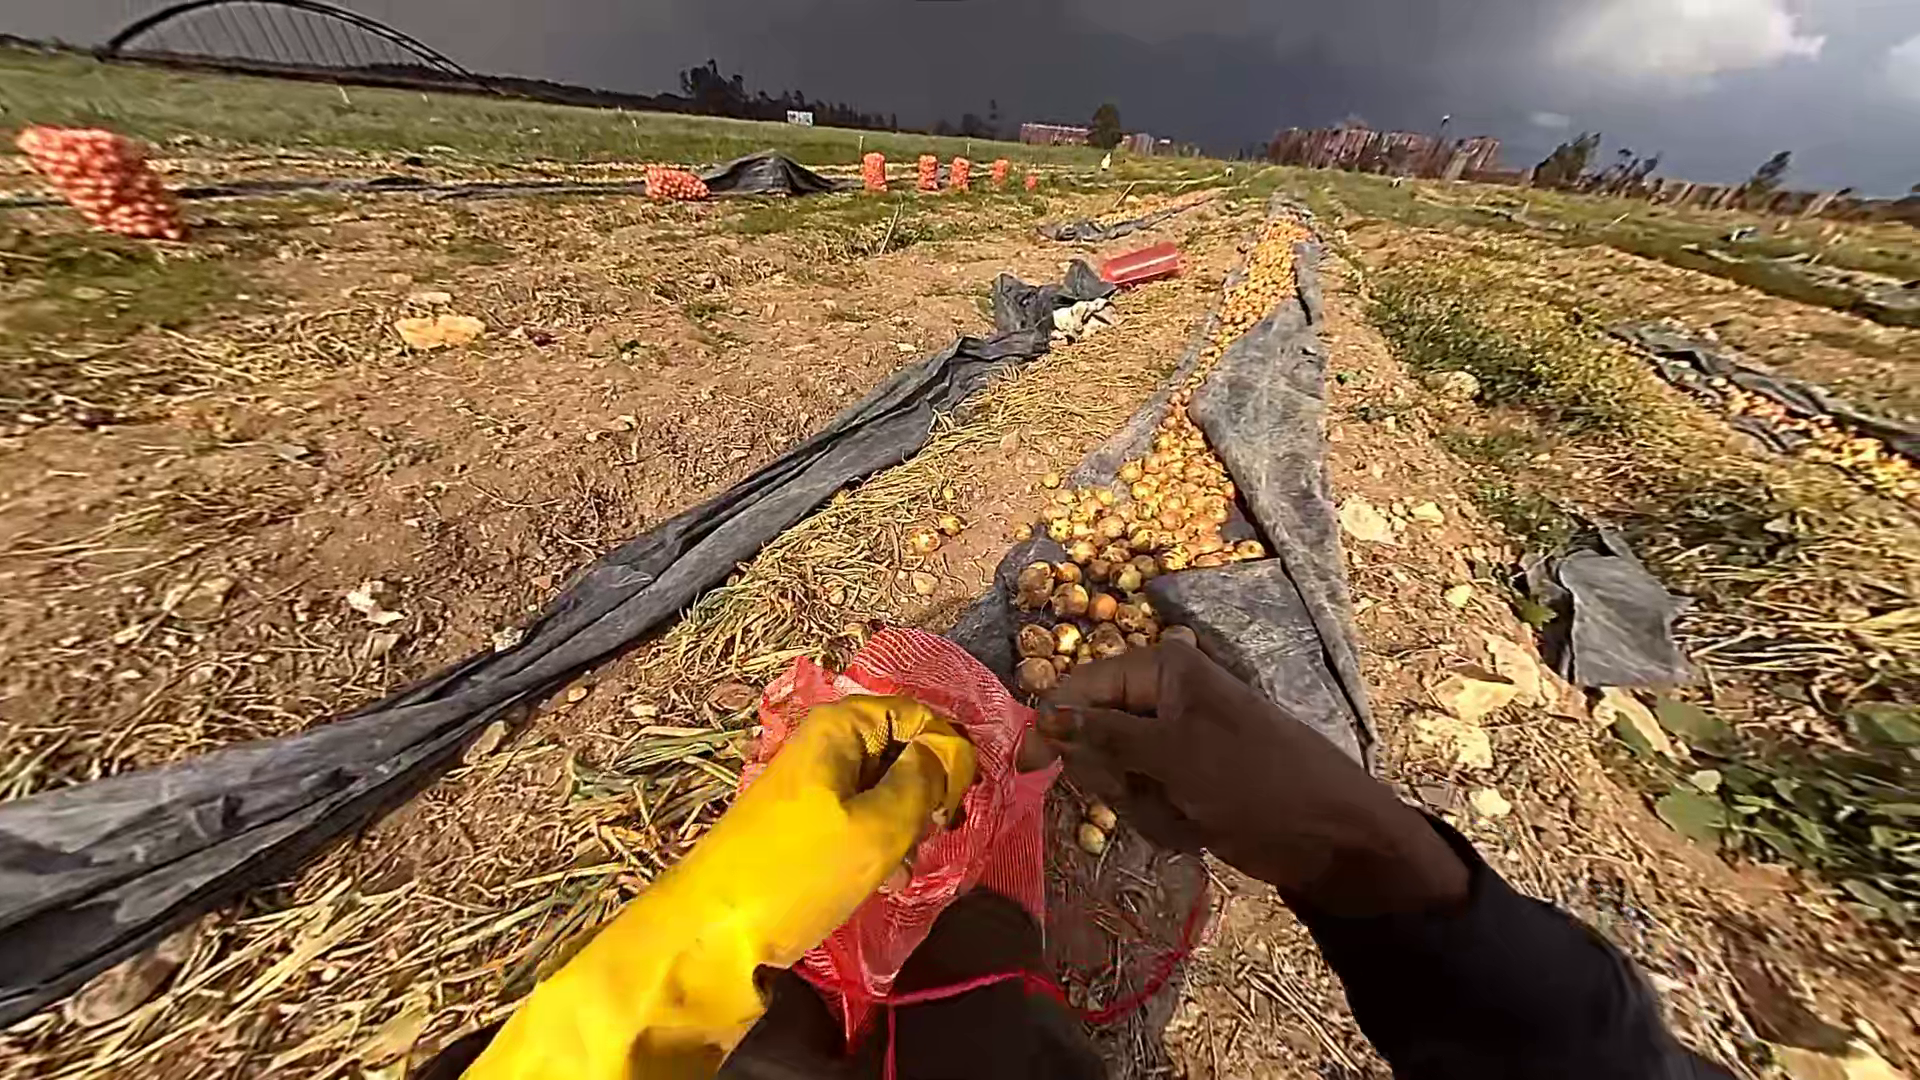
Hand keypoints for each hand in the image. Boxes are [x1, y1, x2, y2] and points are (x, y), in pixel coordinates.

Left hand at [469, 696, 975, 1079]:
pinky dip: (882, 836)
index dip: (949, 749)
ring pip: (885, 782)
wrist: (710, 936)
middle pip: (902, 745)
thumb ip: (925, 779)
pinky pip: (862, 811)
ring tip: (910, 861)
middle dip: (928, 787)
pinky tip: (888, 876)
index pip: (918, 712)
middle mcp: (829, 741)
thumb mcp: (877, 825)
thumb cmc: (800, 869)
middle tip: (939, 831)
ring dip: (908, 818)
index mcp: (842, 725)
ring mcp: (817, 779)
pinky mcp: (810, 816)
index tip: (965, 796)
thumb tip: (954, 750)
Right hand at [1041, 643, 1465, 916]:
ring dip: (1139, 802)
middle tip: (1144, 789)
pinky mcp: (1175, 777)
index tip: (1025, 767)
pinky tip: (1194, 825)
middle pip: (1090, 733)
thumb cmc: (1255, 778)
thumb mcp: (1175, 753)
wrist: (1332, 839)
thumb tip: (1047, 716)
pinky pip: (1137, 798)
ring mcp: (1166, 741)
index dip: (1052, 724)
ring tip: (1183, 811)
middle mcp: (1157, 698)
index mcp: (1159, 671)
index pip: (1081, 688)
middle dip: (1112, 773)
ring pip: (1110, 772)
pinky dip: (1158, 818)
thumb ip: (1105, 734)